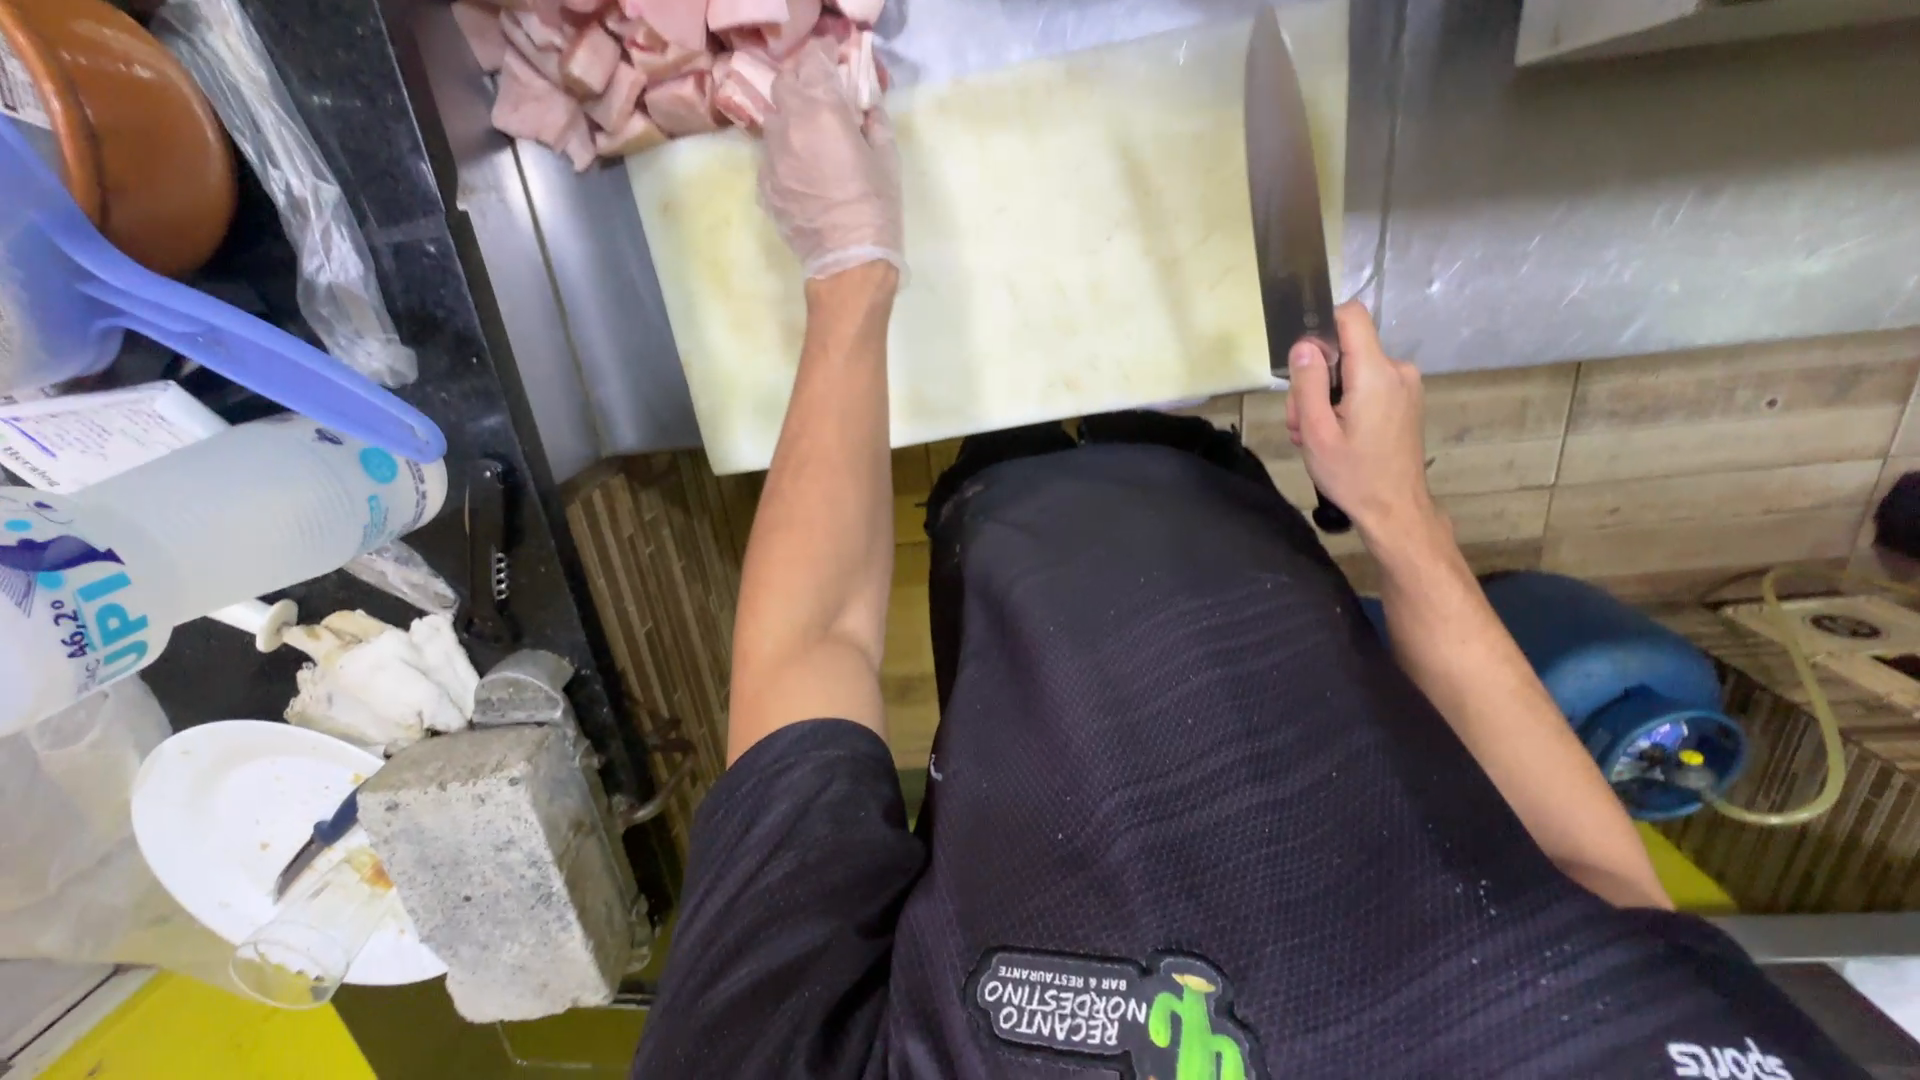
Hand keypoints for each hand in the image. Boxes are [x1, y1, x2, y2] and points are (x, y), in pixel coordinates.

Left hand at [759, 39, 904, 280]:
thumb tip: (865, 109)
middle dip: (803, 84)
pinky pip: (771, 159)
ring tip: (812, 142)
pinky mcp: (764, 187)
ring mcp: (770, 158)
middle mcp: (787, 126)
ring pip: (774, 122)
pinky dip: (786, 157)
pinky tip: (804, 175)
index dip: (827, 59)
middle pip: (785, 84)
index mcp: (821, 110)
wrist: (849, 262)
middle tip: (824, 101)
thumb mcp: (888, 159)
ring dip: (791, 122)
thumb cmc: (876, 208)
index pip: (814, 61)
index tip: (839, 66)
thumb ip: (874, 123)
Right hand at [1286, 302, 1441, 542]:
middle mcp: (1397, 370)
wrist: (1395, 509)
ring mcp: (1405, 385)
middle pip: (1345, 351)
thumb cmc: (1353, 474)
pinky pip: (1367, 386)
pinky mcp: (1405, 400)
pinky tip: (1335, 435)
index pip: (1351, 316)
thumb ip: (1308, 383)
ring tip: (1315, 435)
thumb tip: (1303, 345)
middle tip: (1301, 422)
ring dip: (1326, 398)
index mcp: (1375, 373)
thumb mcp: (1317, 431)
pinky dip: (1345, 404)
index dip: (1321, 328)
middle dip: (1315, 380)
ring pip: (1352, 372)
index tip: (1303, 362)